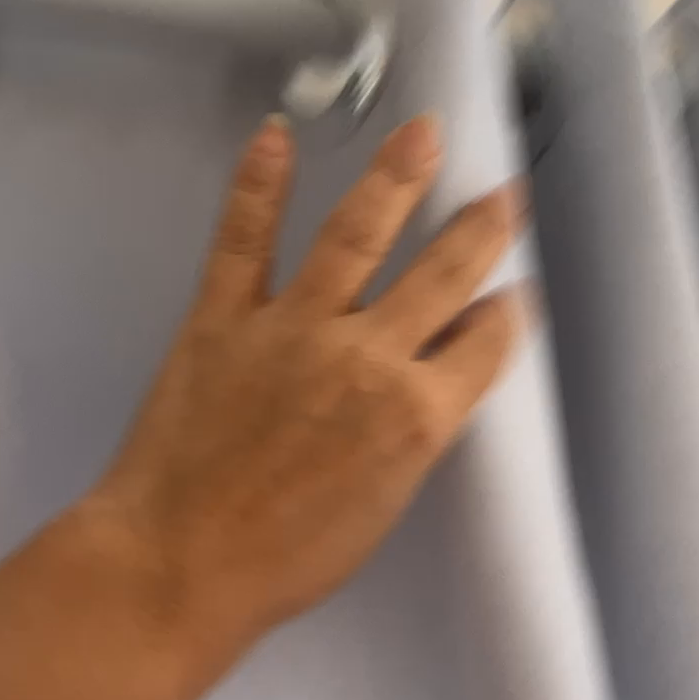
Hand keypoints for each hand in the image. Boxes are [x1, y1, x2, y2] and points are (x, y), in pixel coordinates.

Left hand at [83, 115, 524, 658]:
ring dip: (396, 178)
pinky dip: (257, 185)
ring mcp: (294, 327)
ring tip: (423, 133)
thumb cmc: (292, 559)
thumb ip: (414, 432)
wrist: (181, 566)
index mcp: (417, 414)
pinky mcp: (223, 317)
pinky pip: (243, 239)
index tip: (517, 297)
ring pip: (356, 235)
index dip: (508, 317)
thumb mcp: (384, 505)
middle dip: (484, 230)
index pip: (486, 343)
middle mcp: (369, 356)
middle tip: (507, 195)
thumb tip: (431, 381)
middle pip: (442, 274)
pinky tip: (275, 138)